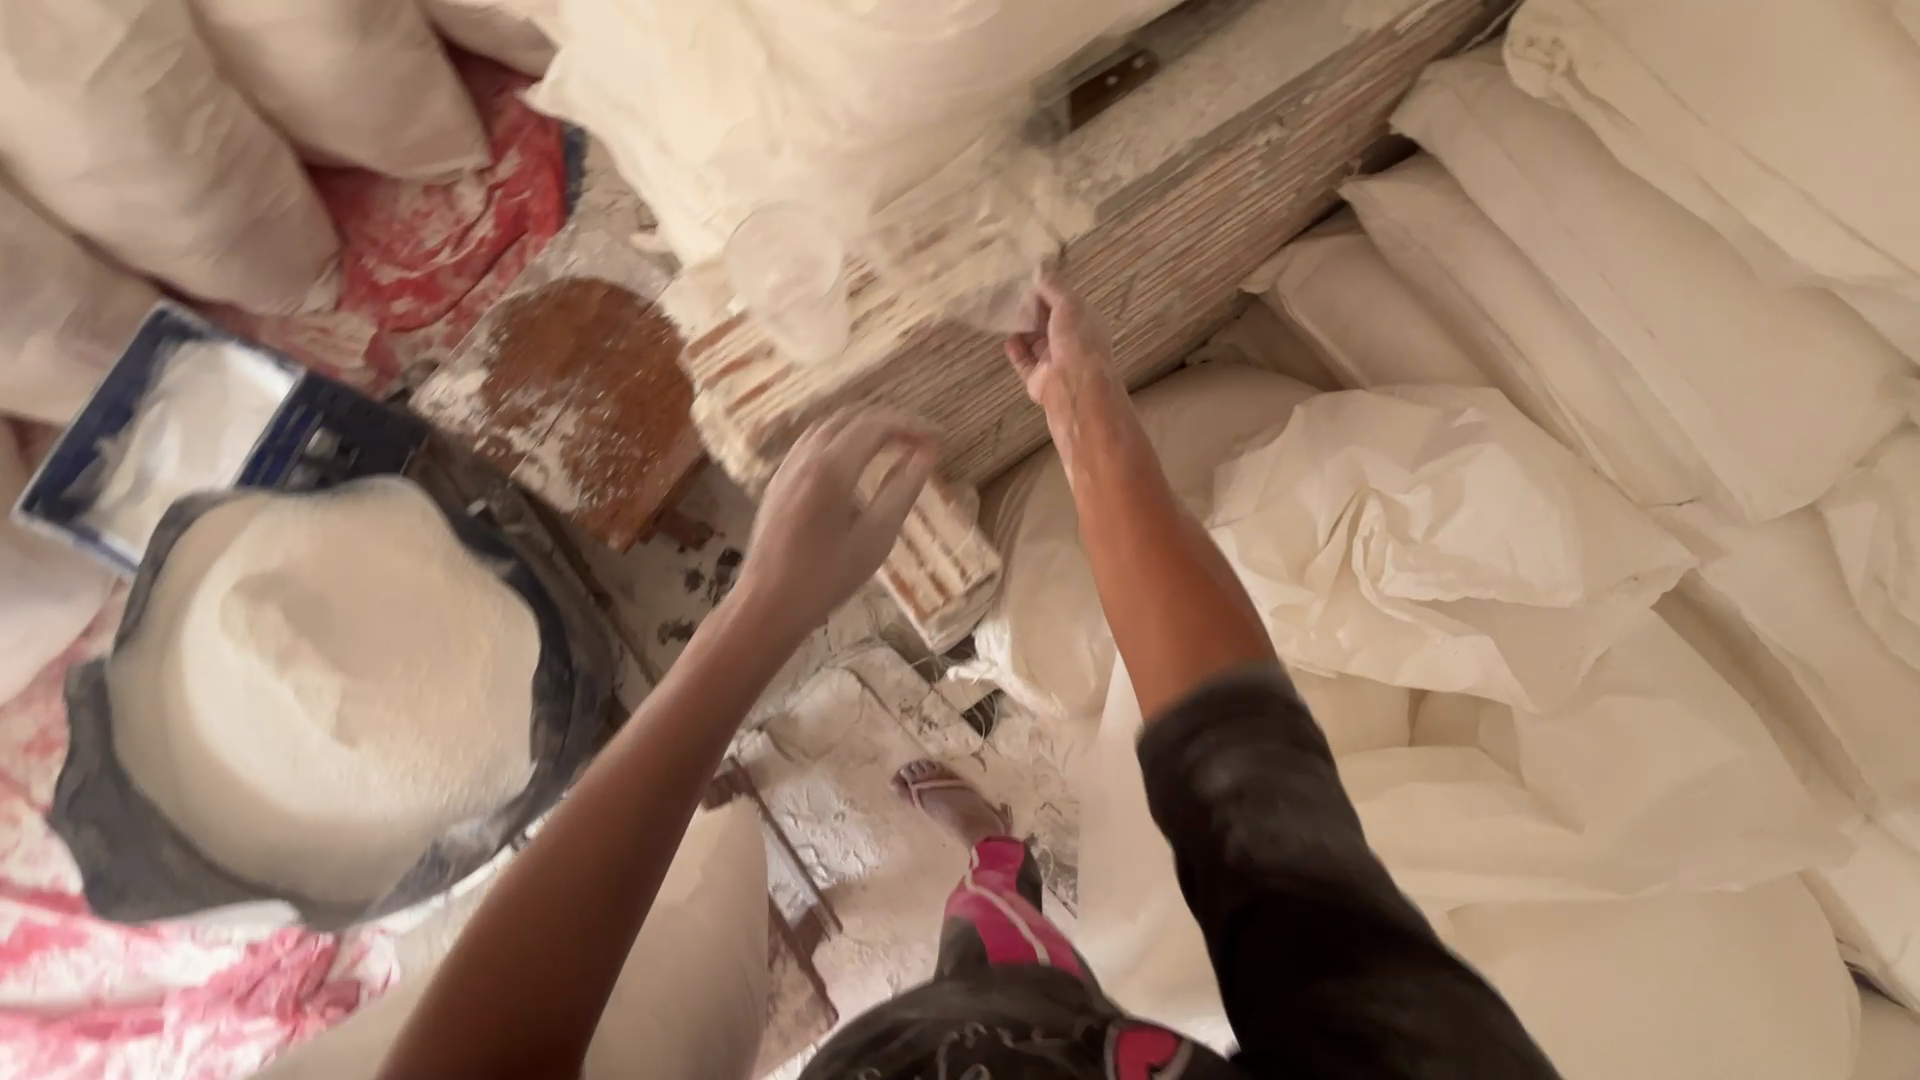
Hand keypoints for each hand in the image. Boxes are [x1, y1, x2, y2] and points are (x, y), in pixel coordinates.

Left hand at [734, 409, 935, 641]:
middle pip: (851, 417)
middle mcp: (805, 458)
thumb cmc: (826, 578)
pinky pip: (812, 443)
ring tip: (893, 446)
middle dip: (889, 422)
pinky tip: (855, 463)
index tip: (937, 439)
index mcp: (830, 469)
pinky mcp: (778, 483)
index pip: (876, 425)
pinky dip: (841, 440)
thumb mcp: (875, 538)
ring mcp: (786, 468)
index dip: (911, 426)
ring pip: (828, 426)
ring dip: (863, 427)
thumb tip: (924, 456)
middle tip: (920, 440)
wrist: (767, 604)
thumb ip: (901, 491)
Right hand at [1004, 267, 1119, 417]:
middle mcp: (1071, 342)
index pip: (1065, 304)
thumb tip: (1039, 268)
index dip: (1048, 293)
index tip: (1028, 283)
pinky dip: (1016, 351)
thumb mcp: (1068, 304)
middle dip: (1032, 312)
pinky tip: (1007, 339)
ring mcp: (1055, 362)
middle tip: (1012, 298)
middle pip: (1048, 323)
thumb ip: (1052, 287)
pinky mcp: (1038, 380)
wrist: (1073, 386)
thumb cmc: (1077, 340)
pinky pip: (1024, 362)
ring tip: (1005, 315)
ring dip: (1022, 330)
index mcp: (1084, 323)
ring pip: (1035, 342)